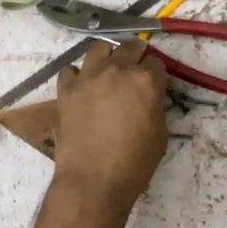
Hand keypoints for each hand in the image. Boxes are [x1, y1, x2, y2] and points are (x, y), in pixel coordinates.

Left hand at [50, 41, 169, 210]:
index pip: (156, 62)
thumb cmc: (134, 163)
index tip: (154, 84)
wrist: (93, 180)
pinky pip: (70, 69)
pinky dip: (77, 75)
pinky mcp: (66, 88)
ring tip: (107, 72)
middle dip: (135, 57)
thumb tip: (149, 98)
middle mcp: (117, 70)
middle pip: (129, 48)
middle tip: (133, 74)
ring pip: (99, 48)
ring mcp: (88, 76)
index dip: (156, 74)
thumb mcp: (160, 134)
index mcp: (146, 81)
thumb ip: (155, 106)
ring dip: (107, 57)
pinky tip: (81, 88)